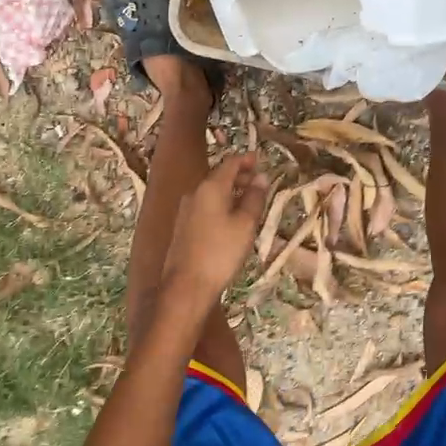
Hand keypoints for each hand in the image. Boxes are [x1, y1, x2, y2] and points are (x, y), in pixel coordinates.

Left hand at [161, 155, 270, 300]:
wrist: (186, 286)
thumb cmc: (220, 252)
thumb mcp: (245, 225)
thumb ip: (254, 198)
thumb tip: (261, 178)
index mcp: (210, 187)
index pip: (230, 163)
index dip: (247, 160)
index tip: (261, 159)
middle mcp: (195, 193)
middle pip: (220, 176)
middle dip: (240, 176)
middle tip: (259, 182)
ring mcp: (186, 210)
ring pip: (212, 192)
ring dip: (232, 191)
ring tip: (250, 201)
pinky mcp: (184, 227)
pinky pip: (206, 206)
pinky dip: (222, 204)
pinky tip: (232, 219)